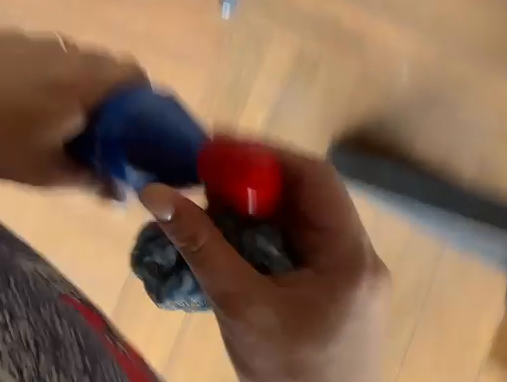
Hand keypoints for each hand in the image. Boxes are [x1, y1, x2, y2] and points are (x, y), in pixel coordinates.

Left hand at [0, 30, 145, 185]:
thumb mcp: (47, 172)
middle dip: (102, 88)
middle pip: (97, 61)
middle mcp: (57, 49)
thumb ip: (91, 177)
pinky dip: (32, 65)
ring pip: (62, 52)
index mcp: (80, 80)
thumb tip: (117, 186)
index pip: (131, 72)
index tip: (131, 122)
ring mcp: (23, 37)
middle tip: (90, 121)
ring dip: (65, 74)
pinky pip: (28, 47)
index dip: (139, 95)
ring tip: (46, 105)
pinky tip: (10, 89)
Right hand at [139, 147, 389, 381]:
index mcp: (350, 257)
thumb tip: (153, 191)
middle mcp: (353, 259)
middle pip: (298, 195)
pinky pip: (283, 243)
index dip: (261, 152)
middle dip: (242, 181)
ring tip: (197, 213)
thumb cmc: (293, 372)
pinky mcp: (324, 293)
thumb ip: (199, 244)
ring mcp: (341, 277)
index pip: (313, 177)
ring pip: (287, 218)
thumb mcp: (240, 304)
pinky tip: (215, 244)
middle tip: (194, 179)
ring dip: (240, 208)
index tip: (210, 148)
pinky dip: (247, 233)